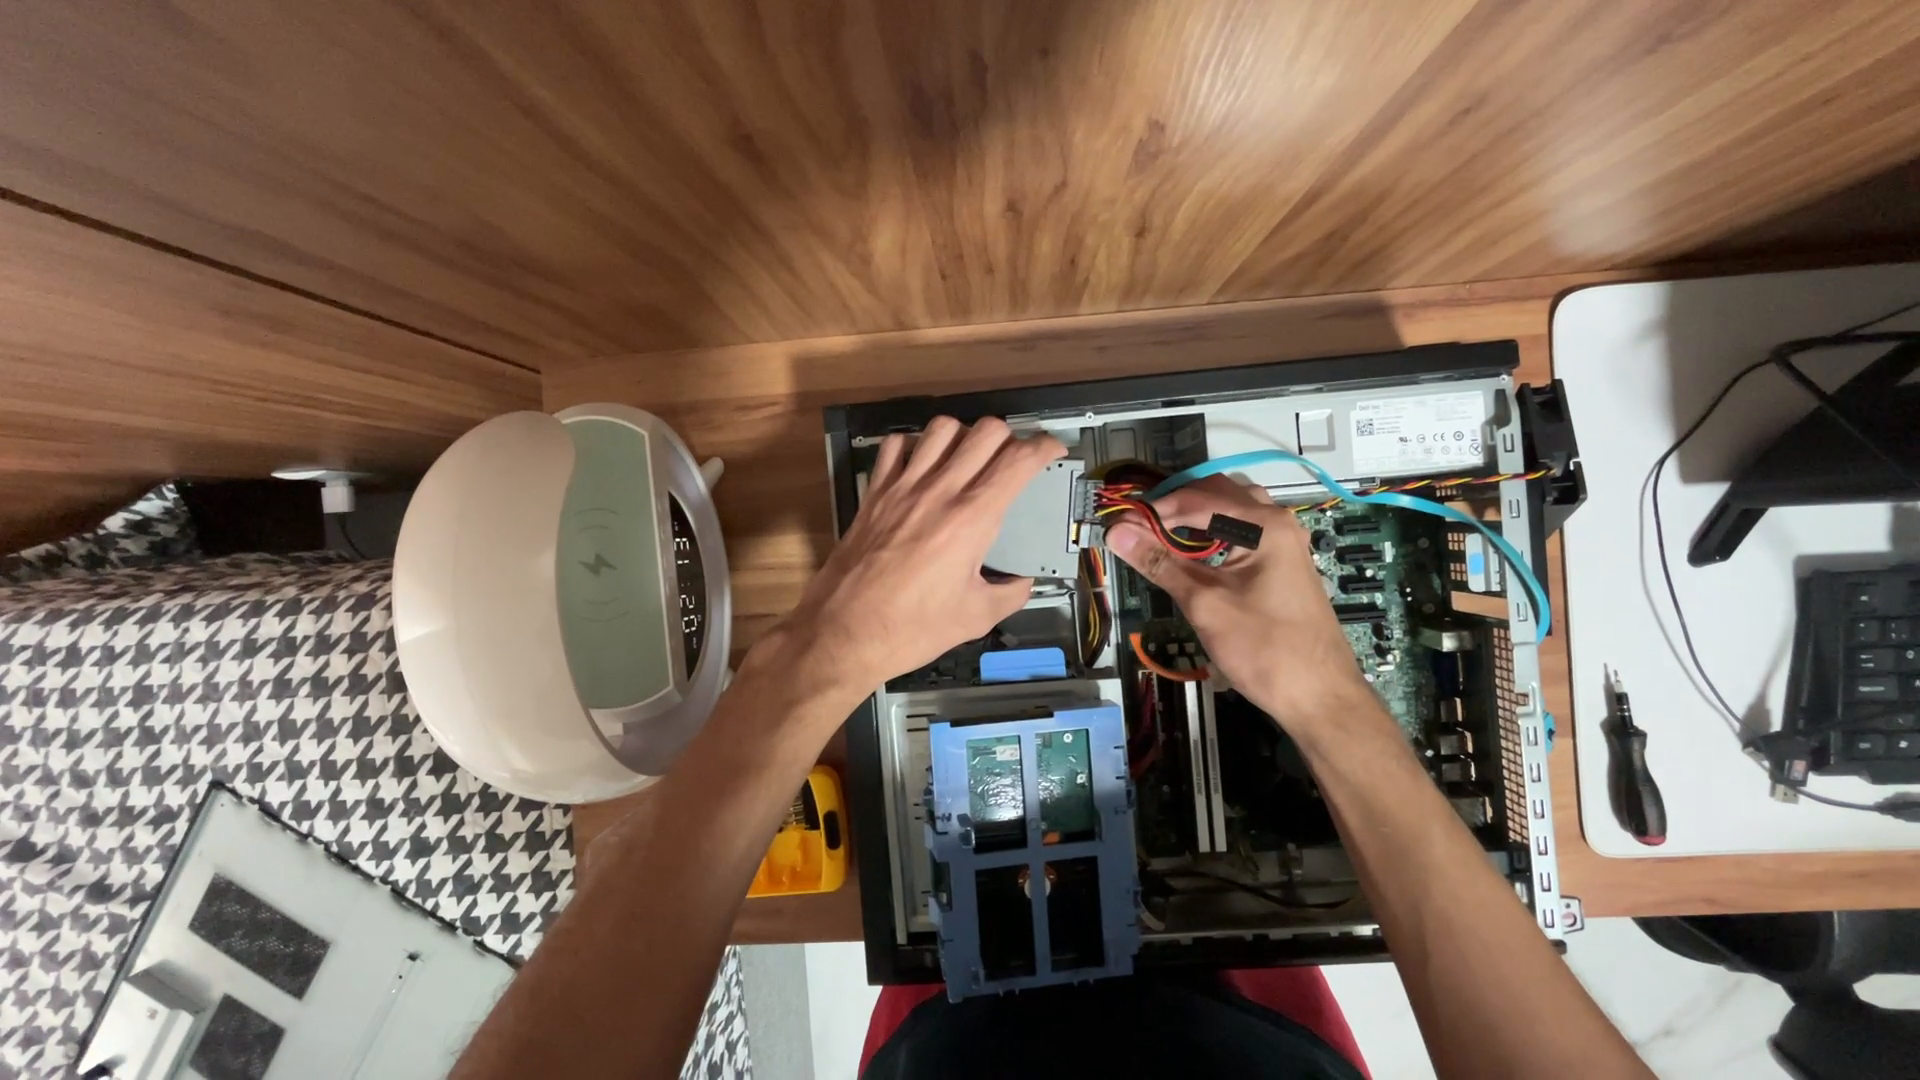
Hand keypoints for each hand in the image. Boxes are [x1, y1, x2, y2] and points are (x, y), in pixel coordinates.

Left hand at [776, 416, 1065, 692]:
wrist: (843, 632)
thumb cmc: (910, 629)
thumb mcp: (975, 618)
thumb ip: (1010, 594)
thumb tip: (1021, 583)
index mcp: (971, 519)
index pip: (1017, 461)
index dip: (1044, 446)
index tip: (1052, 449)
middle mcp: (939, 491)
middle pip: (985, 431)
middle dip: (1010, 438)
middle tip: (1012, 461)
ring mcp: (902, 487)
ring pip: (942, 427)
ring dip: (964, 435)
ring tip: (969, 458)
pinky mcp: (874, 493)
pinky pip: (897, 445)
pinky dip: (916, 445)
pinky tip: (923, 465)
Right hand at [1105, 476, 1372, 731]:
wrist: (1319, 695)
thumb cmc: (1263, 648)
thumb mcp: (1204, 603)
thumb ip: (1160, 562)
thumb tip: (1117, 532)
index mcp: (1262, 524)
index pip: (1196, 498)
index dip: (1154, 510)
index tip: (1120, 526)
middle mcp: (1276, 522)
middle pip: (1217, 493)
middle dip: (1174, 506)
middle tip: (1138, 530)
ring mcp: (1283, 542)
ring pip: (1230, 511)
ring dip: (1194, 517)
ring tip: (1159, 539)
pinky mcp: (1281, 564)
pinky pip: (1241, 532)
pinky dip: (1212, 535)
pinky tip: (1191, 557)